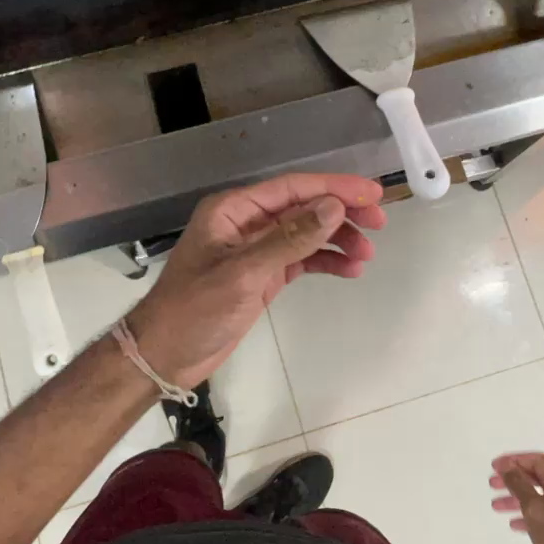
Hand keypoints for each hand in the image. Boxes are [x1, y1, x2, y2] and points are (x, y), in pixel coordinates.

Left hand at [127, 173, 386, 388]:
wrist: (164, 355)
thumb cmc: (194, 309)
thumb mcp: (243, 274)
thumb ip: (289, 239)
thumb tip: (333, 207)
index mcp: (233, 211)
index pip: (292, 189)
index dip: (334, 187)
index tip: (371, 194)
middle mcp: (245, 224)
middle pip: (302, 208)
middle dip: (341, 212)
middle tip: (379, 222)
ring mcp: (254, 251)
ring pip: (305, 234)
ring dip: (337, 240)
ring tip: (367, 253)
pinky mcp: (261, 277)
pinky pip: (300, 260)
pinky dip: (324, 262)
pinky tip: (349, 270)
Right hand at [490, 453, 543, 543]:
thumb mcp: (534, 508)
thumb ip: (519, 485)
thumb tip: (507, 465)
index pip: (537, 461)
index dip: (514, 460)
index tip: (494, 467)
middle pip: (537, 479)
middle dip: (513, 479)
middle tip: (492, 484)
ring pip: (539, 498)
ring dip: (517, 499)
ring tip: (496, 506)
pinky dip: (528, 515)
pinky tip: (515, 524)